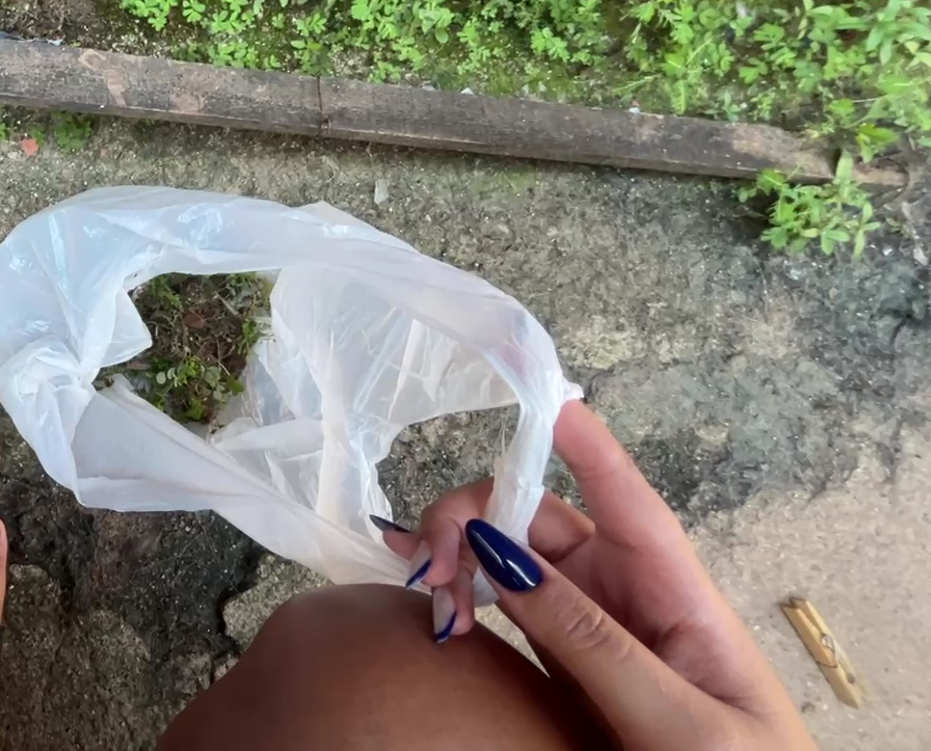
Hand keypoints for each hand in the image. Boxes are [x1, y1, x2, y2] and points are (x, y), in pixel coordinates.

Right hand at [380, 402, 815, 749]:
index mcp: (673, 590)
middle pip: (529, 514)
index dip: (575, 435)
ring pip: (499, 547)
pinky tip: (425, 591)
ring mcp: (584, 611)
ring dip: (453, 556)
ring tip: (429, 594)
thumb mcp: (681, 724)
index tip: (528, 388)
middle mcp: (621, 585)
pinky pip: (493, 591)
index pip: (621, 492)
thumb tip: (496, 548)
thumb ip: (590, 638)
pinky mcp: (555, 642)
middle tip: (433, 569)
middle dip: (469, 523)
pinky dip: (453, 585)